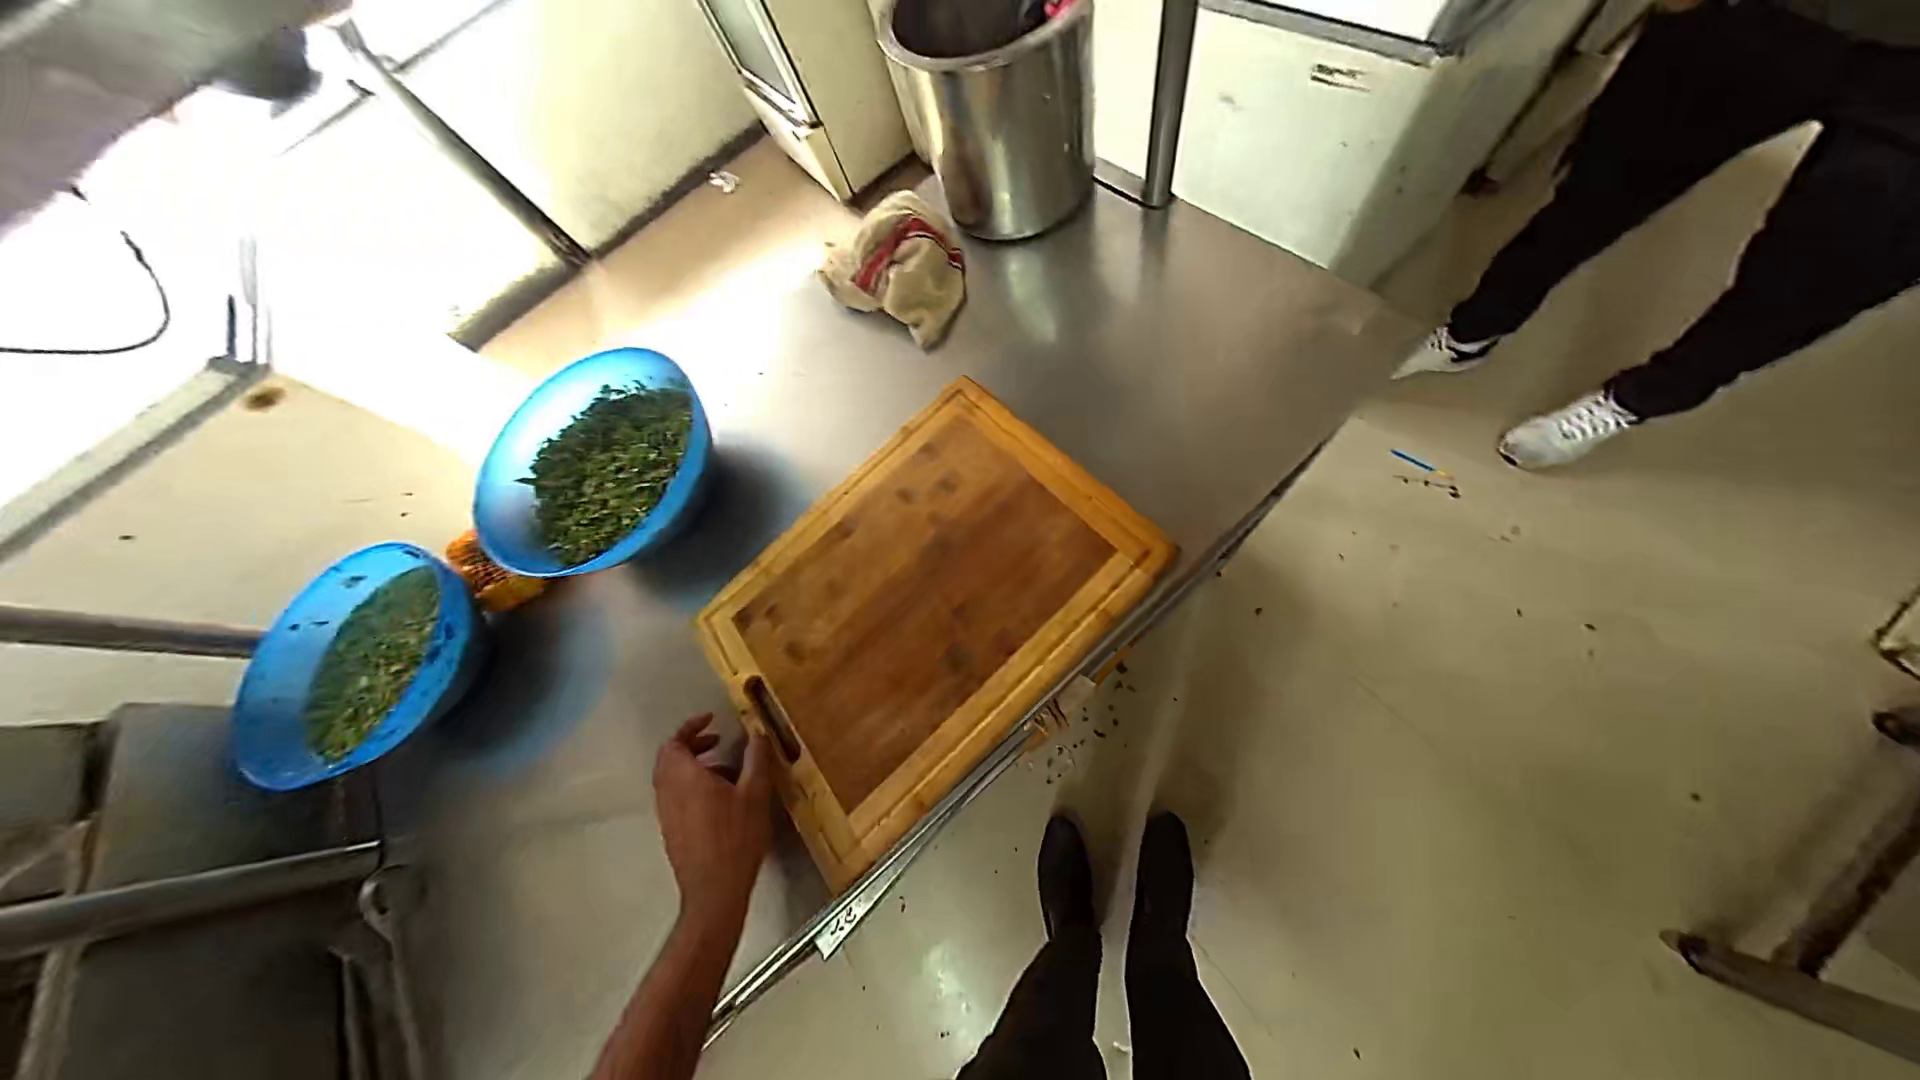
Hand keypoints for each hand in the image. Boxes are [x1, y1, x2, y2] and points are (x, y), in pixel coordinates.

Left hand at [653, 714, 771, 923]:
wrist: (715, 891)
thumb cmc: (736, 837)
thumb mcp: (755, 793)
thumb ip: (756, 759)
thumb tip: (758, 734)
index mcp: (684, 778)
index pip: (674, 743)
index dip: (691, 727)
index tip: (712, 719)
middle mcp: (668, 793)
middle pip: (669, 760)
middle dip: (692, 745)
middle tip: (717, 741)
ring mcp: (667, 815)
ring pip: (671, 779)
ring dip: (694, 766)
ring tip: (727, 771)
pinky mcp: (672, 832)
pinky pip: (676, 797)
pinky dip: (693, 786)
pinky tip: (722, 799)